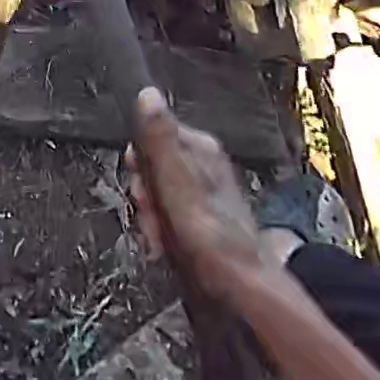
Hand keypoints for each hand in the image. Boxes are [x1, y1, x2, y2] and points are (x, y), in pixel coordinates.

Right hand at [126, 88, 265, 299]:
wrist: (240, 285)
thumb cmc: (209, 233)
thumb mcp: (174, 177)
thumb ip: (158, 136)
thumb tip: (147, 93)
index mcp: (199, 147)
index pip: (150, 137)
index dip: (138, 164)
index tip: (141, 186)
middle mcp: (204, 165)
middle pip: (152, 168)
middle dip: (144, 196)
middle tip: (152, 215)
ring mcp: (205, 193)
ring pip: (158, 195)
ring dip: (151, 217)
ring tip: (160, 237)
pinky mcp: (204, 219)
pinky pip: (169, 215)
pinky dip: (162, 231)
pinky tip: (166, 246)